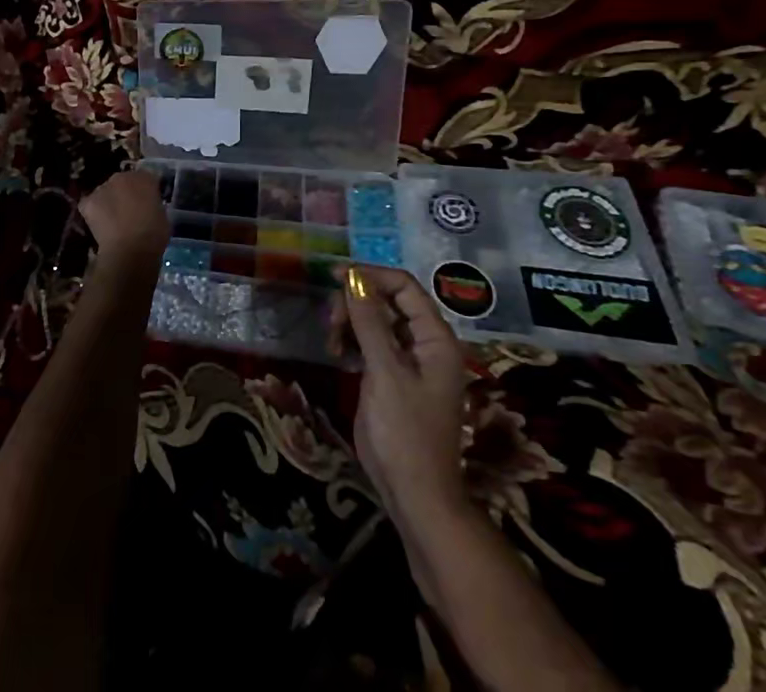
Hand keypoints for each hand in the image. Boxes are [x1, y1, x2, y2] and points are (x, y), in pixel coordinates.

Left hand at [79, 169, 168, 262]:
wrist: (130, 249)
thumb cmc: (153, 235)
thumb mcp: (162, 215)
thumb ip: (153, 204)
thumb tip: (147, 206)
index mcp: (145, 178)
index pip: (146, 178)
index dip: (146, 191)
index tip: (148, 203)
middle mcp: (122, 176)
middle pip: (123, 182)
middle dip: (125, 193)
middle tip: (129, 211)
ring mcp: (102, 188)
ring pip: (105, 192)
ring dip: (109, 201)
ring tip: (113, 221)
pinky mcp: (87, 202)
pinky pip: (90, 204)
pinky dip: (93, 212)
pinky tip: (100, 225)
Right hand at [330, 266, 468, 520]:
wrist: (414, 490)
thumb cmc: (405, 431)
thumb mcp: (385, 373)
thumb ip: (369, 323)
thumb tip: (353, 279)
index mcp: (436, 339)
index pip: (405, 288)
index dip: (370, 276)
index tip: (333, 277)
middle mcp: (425, 344)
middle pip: (388, 302)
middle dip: (356, 302)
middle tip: (330, 322)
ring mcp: (408, 362)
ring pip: (376, 322)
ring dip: (350, 322)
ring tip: (332, 342)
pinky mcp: (391, 378)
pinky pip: (371, 344)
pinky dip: (352, 341)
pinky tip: (337, 353)